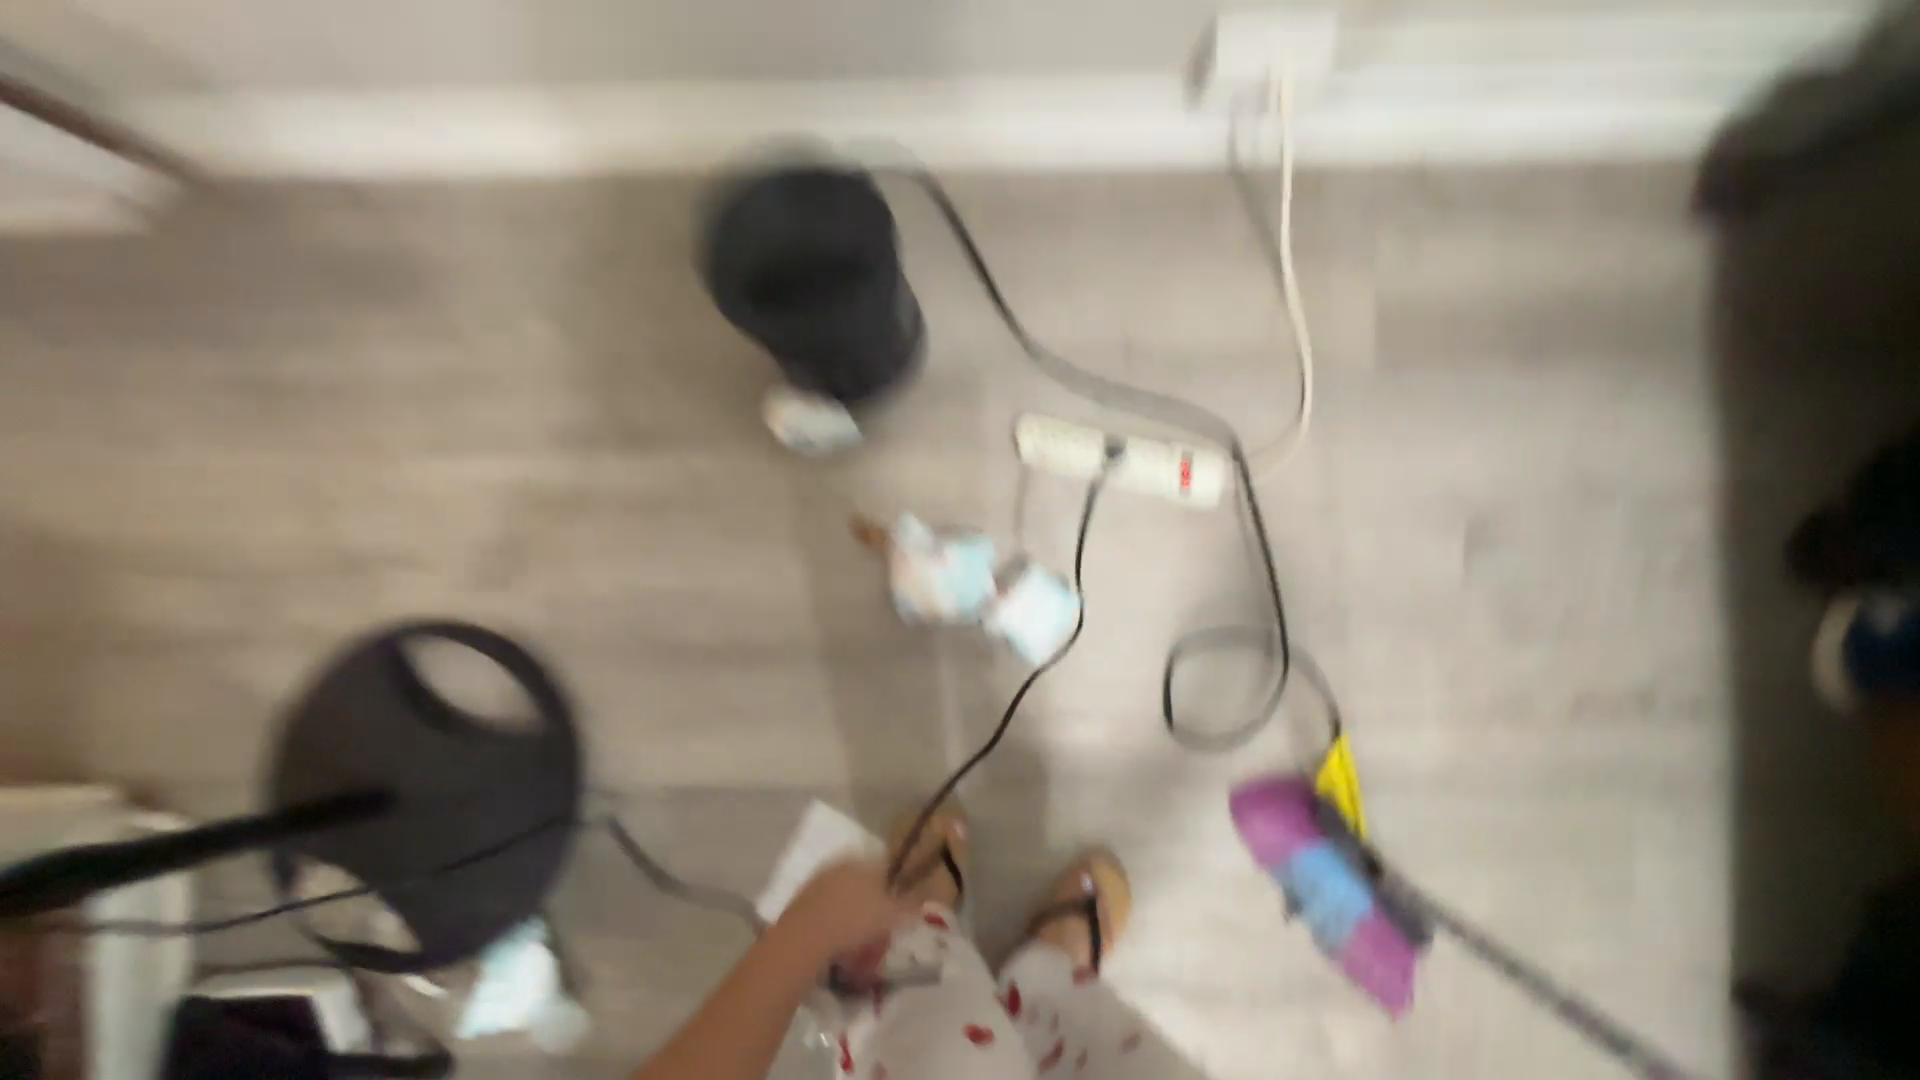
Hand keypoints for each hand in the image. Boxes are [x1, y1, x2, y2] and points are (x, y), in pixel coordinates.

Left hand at [773, 859, 912, 968]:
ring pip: (846, 908)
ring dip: (855, 930)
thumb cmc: (853, 921)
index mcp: (860, 861)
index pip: (884, 872)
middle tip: (880, 942)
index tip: (897, 921)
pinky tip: (840, 956)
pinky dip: (836, 936)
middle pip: (864, 891)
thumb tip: (920, 903)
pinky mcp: (800, 907)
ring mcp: (817, 886)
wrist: (802, 941)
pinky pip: (828, 921)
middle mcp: (838, 867)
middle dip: (874, 917)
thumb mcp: (891, 915)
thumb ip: (909, 907)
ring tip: (861, 957)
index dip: (894, 897)